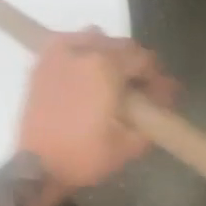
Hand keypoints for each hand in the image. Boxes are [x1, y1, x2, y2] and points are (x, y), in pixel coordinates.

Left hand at [18, 29, 177, 194]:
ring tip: (110, 80)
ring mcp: (58, 54)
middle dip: (134, 65)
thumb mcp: (132, 141)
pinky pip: (68, 44)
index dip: (156, 76)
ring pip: (94, 38)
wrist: (37, 167)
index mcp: (106, 67)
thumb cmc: (86, 156)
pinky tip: (85, 74)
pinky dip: (81, 52)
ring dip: (108, 54)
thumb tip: (169, 92)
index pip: (144, 58)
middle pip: (121, 45)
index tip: (160, 94)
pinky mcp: (41, 64)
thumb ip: (156, 111)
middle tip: (137, 90)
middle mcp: (82, 51)